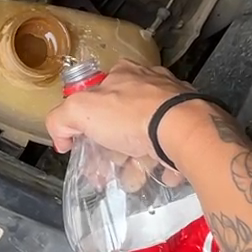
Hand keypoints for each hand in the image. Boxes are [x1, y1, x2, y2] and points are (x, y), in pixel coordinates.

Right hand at [46, 60, 193, 159]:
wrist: (183, 131)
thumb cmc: (132, 116)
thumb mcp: (79, 111)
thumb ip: (60, 120)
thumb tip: (62, 137)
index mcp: (123, 72)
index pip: (97, 93)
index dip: (88, 119)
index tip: (87, 141)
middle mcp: (151, 82)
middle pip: (123, 117)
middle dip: (113, 145)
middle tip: (109, 166)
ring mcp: (174, 103)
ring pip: (147, 134)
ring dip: (137, 158)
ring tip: (132, 178)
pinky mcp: (192, 123)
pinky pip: (171, 145)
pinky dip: (162, 161)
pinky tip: (156, 173)